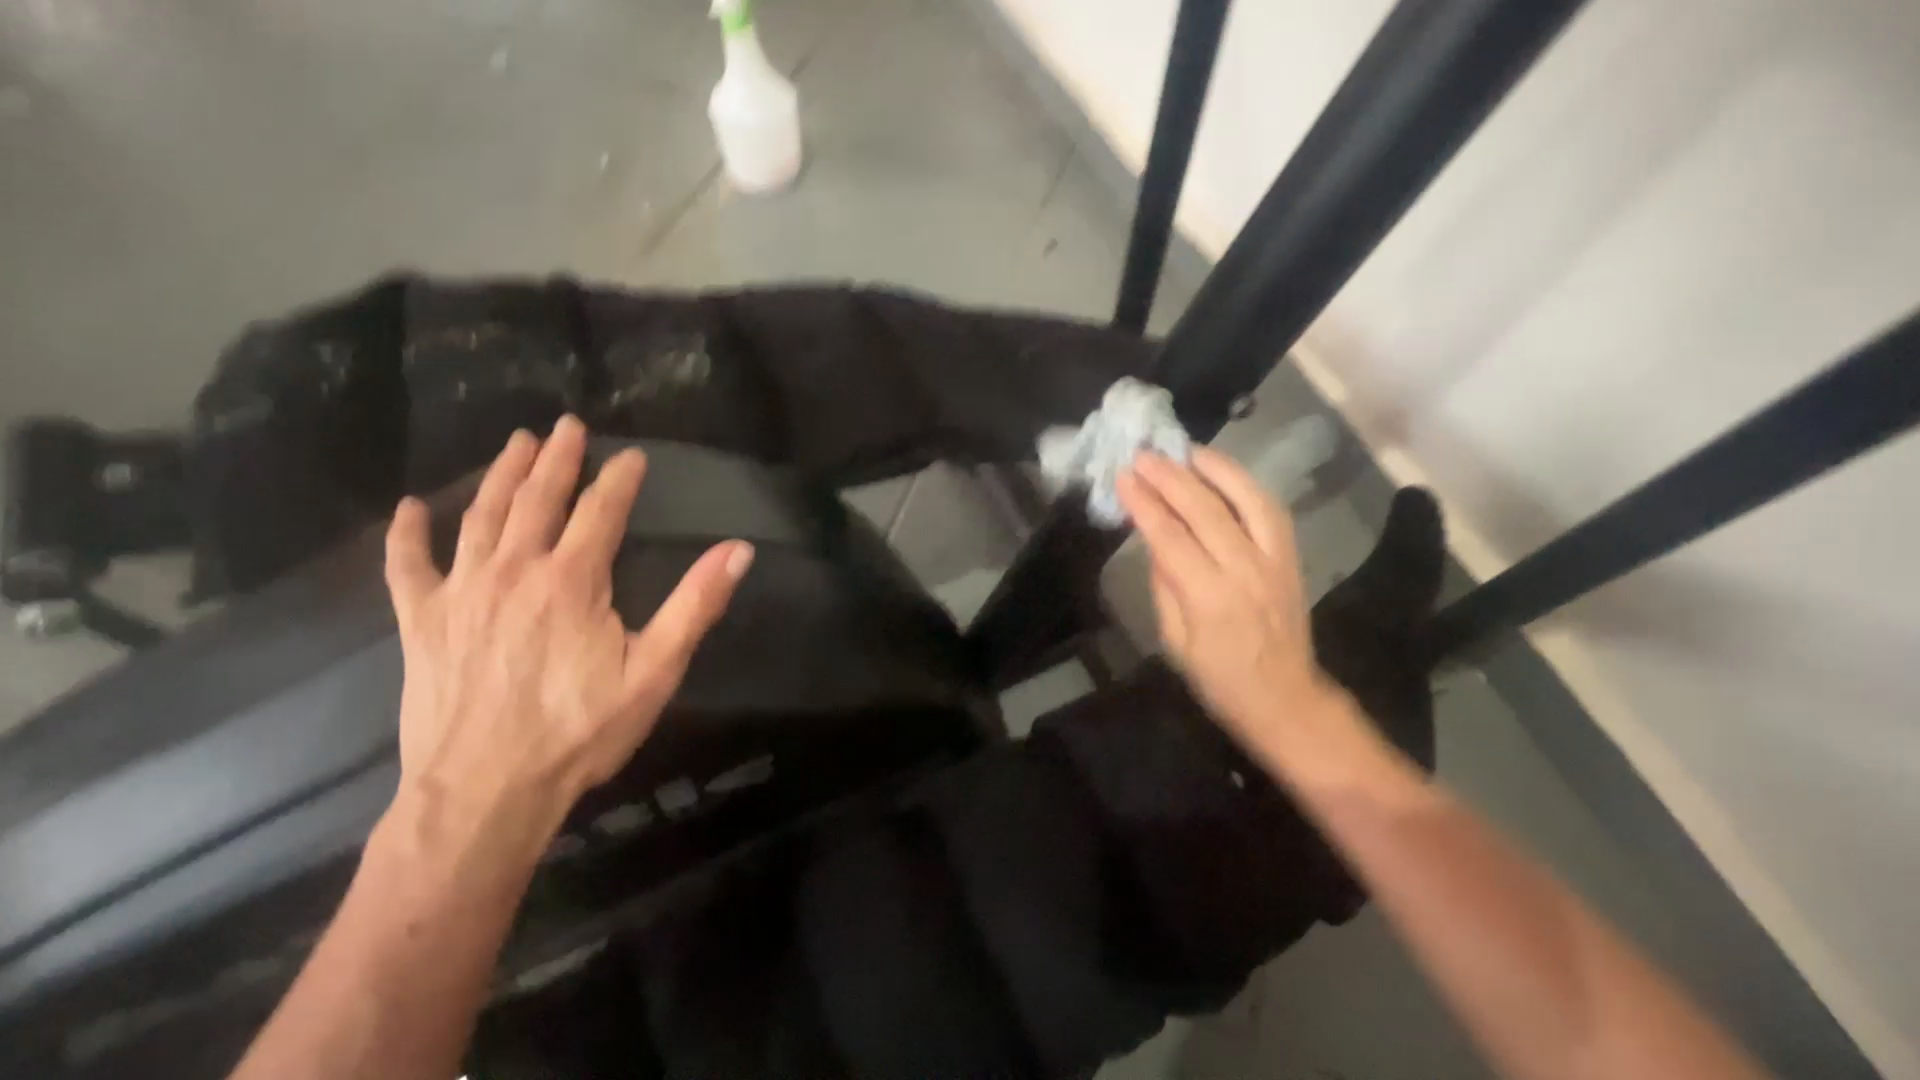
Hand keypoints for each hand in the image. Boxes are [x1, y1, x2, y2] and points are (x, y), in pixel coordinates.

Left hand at [382, 416, 753, 851]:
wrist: (485, 791)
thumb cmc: (578, 733)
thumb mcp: (654, 672)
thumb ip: (694, 605)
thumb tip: (738, 550)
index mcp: (572, 580)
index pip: (600, 511)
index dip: (619, 480)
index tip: (632, 456)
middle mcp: (513, 570)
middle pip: (536, 500)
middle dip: (557, 459)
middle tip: (568, 425)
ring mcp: (461, 592)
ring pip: (479, 517)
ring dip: (500, 476)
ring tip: (516, 443)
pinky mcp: (421, 622)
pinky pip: (408, 567)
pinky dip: (406, 535)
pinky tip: (409, 509)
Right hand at [1116, 447, 1332, 742]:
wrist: (1285, 699)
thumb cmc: (1220, 680)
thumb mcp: (1176, 643)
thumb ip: (1165, 587)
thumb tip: (1155, 539)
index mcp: (1209, 599)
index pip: (1171, 537)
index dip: (1145, 504)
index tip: (1123, 477)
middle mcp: (1245, 571)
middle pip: (1206, 510)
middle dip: (1171, 478)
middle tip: (1144, 455)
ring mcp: (1275, 561)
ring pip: (1247, 499)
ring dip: (1215, 468)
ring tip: (1186, 450)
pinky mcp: (1292, 558)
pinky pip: (1270, 509)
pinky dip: (1245, 485)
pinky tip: (1224, 473)